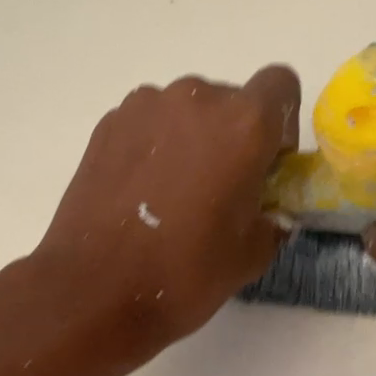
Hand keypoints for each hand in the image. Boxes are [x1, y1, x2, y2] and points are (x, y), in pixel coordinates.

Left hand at [35, 65, 300, 347]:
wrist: (94, 290)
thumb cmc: (184, 273)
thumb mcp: (251, 255)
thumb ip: (273, 219)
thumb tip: (267, 211)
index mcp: (244, 124)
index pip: (280, 85)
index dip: (281, 123)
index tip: (267, 164)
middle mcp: (196, 99)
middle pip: (231, 100)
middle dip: (234, 136)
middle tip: (221, 189)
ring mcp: (145, 107)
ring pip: (186, 111)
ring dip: (192, 139)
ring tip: (176, 193)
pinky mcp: (108, 124)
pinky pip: (149, 123)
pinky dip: (155, 146)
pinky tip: (142, 192)